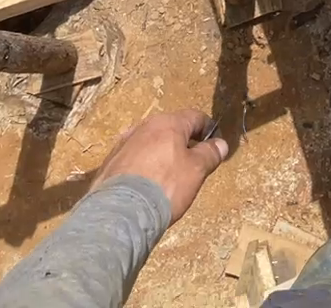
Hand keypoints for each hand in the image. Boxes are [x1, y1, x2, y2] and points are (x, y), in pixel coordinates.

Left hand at [93, 110, 229, 221]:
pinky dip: (142, 167)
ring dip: (161, 154)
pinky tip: (144, 185)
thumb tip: (220, 143)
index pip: (196, 117)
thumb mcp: (196, 171)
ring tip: (166, 178)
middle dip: (183, 143)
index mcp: (169, 123)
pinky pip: (133, 159)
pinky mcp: (109, 163)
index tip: (214, 145)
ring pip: (150, 143)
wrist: (119, 214)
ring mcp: (124, 143)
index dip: (208, 130)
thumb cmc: (165, 186)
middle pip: (171, 129)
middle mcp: (145, 126)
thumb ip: (210, 154)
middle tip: (192, 164)